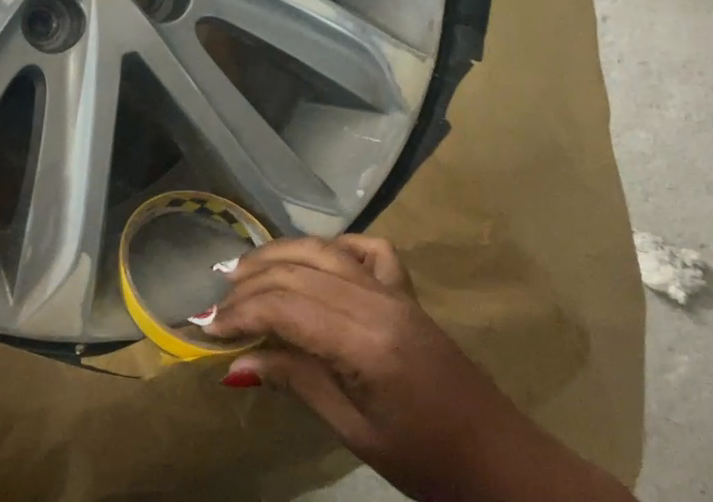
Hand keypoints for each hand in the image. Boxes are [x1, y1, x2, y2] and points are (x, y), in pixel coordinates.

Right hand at [202, 236, 633, 501]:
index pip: (285, 307)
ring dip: (276, 257)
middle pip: (296, 274)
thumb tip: (235, 365)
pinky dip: (332, 246)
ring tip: (239, 271)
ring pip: (323, 252)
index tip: (206, 328)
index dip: (239, 313)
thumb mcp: (355, 431)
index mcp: (367, 344)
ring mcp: (397, 294)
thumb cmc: (429, 462)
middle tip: (214, 308)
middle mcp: (380, 305)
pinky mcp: (409, 295)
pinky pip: (367, 251)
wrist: (507, 467)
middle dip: (247, 287)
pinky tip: (310, 259)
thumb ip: (296, 383)